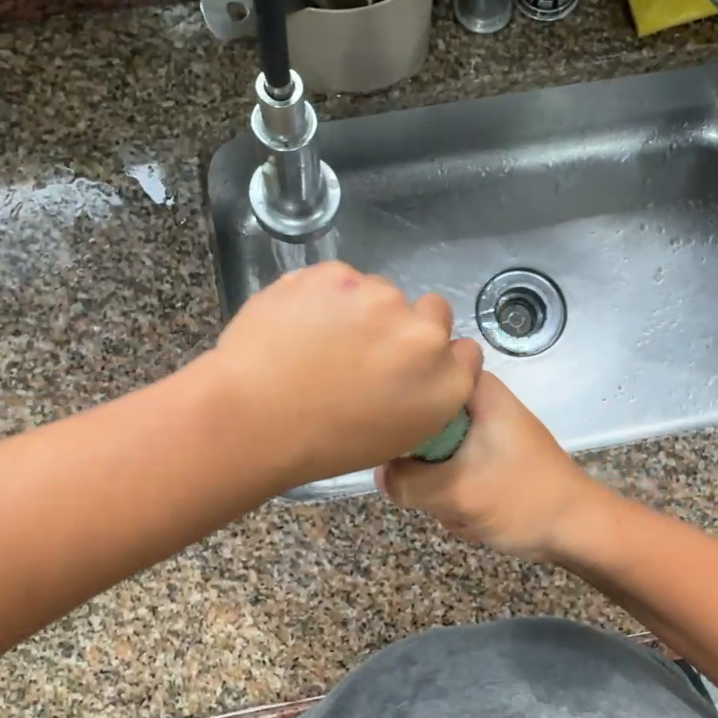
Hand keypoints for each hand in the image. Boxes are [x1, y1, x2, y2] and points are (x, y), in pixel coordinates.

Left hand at [202, 261, 481, 485]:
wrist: (254, 418)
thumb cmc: (323, 443)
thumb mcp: (393, 435)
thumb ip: (420, 394)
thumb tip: (412, 368)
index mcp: (444, 383)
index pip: (463, 351)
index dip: (433, 357)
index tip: (404, 366)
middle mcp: (424, 334)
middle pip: (430, 313)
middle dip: (404, 326)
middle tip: (362, 351)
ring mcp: (379, 297)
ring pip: (381, 293)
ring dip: (361, 310)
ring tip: (319, 342)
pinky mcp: (336, 274)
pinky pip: (340, 281)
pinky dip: (324, 297)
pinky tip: (298, 325)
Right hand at [376, 371, 606, 559]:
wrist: (579, 531)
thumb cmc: (523, 499)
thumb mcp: (455, 492)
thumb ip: (405, 481)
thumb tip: (380, 473)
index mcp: (478, 391)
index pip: (417, 377)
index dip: (400, 408)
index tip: (392, 437)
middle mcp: (480, 405)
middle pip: (421, 426)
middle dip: (426, 467)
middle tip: (443, 486)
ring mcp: (485, 436)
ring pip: (434, 458)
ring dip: (442, 491)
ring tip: (467, 507)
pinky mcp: (489, 463)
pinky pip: (453, 477)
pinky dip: (458, 500)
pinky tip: (476, 516)